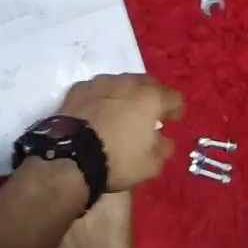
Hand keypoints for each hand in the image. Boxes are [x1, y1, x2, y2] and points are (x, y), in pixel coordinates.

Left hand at [57, 74, 183, 189]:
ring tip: (121, 112)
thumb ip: (163, 150)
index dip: (177, 109)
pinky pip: (97, 90)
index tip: (174, 121)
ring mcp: (101, 82)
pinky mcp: (79, 88)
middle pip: (148, 83)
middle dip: (152, 97)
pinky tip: (97, 113)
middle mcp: (128, 83)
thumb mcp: (150, 165)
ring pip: (121, 83)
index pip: (174, 97)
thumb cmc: (117, 160)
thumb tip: (165, 141)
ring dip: (126, 95)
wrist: (70, 157)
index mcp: (151, 98)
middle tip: (150, 114)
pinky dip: (102, 98)